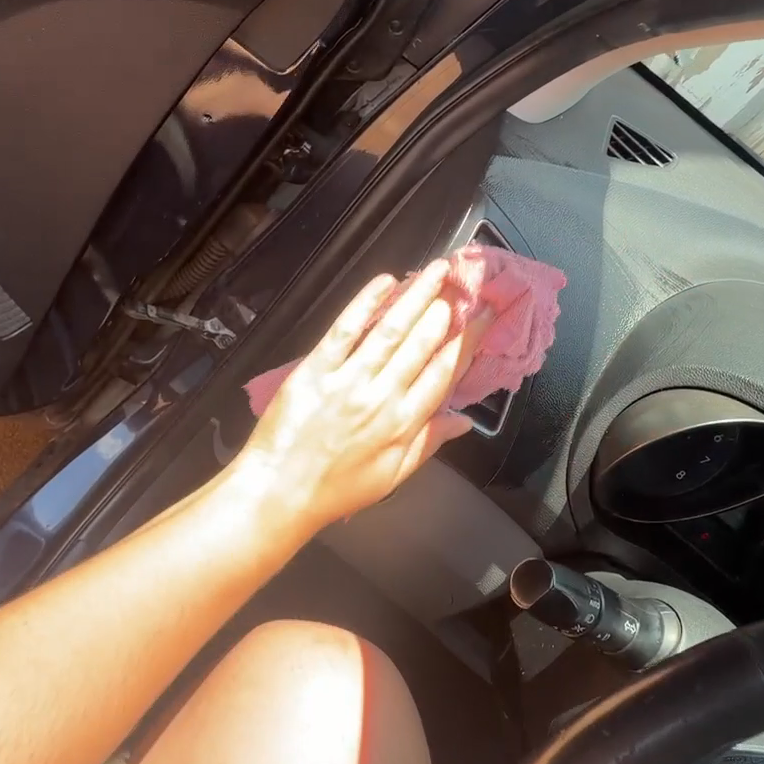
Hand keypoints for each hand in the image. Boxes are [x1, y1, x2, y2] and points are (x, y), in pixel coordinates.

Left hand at [231, 261, 491, 533]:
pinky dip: (366, 303)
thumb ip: (429, 443)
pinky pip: (346, 329)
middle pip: (422, 343)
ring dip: (416, 296)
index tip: (484, 315)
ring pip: (391, 330)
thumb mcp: (393, 476)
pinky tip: (385, 282)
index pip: (445, 371)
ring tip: (436, 271)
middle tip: (464, 281)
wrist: (279, 492)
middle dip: (446, 309)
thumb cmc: (336, 489)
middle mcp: (381, 395)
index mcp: (403, 422)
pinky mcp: (315, 369)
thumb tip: (465, 421)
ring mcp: (348, 379)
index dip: (468, 340)